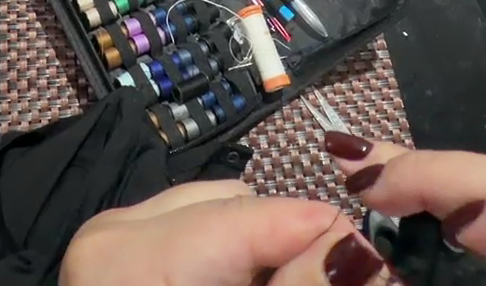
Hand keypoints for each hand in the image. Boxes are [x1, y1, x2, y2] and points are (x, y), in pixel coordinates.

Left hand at [60, 180, 354, 285]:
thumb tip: (359, 254)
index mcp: (131, 261)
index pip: (248, 216)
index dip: (318, 235)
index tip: (375, 263)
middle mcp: (114, 232)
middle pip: (237, 208)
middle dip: (291, 246)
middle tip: (332, 282)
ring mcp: (110, 237)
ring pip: (218, 212)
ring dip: (259, 252)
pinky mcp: (115, 250)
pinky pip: (191, 227)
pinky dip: (227, 258)